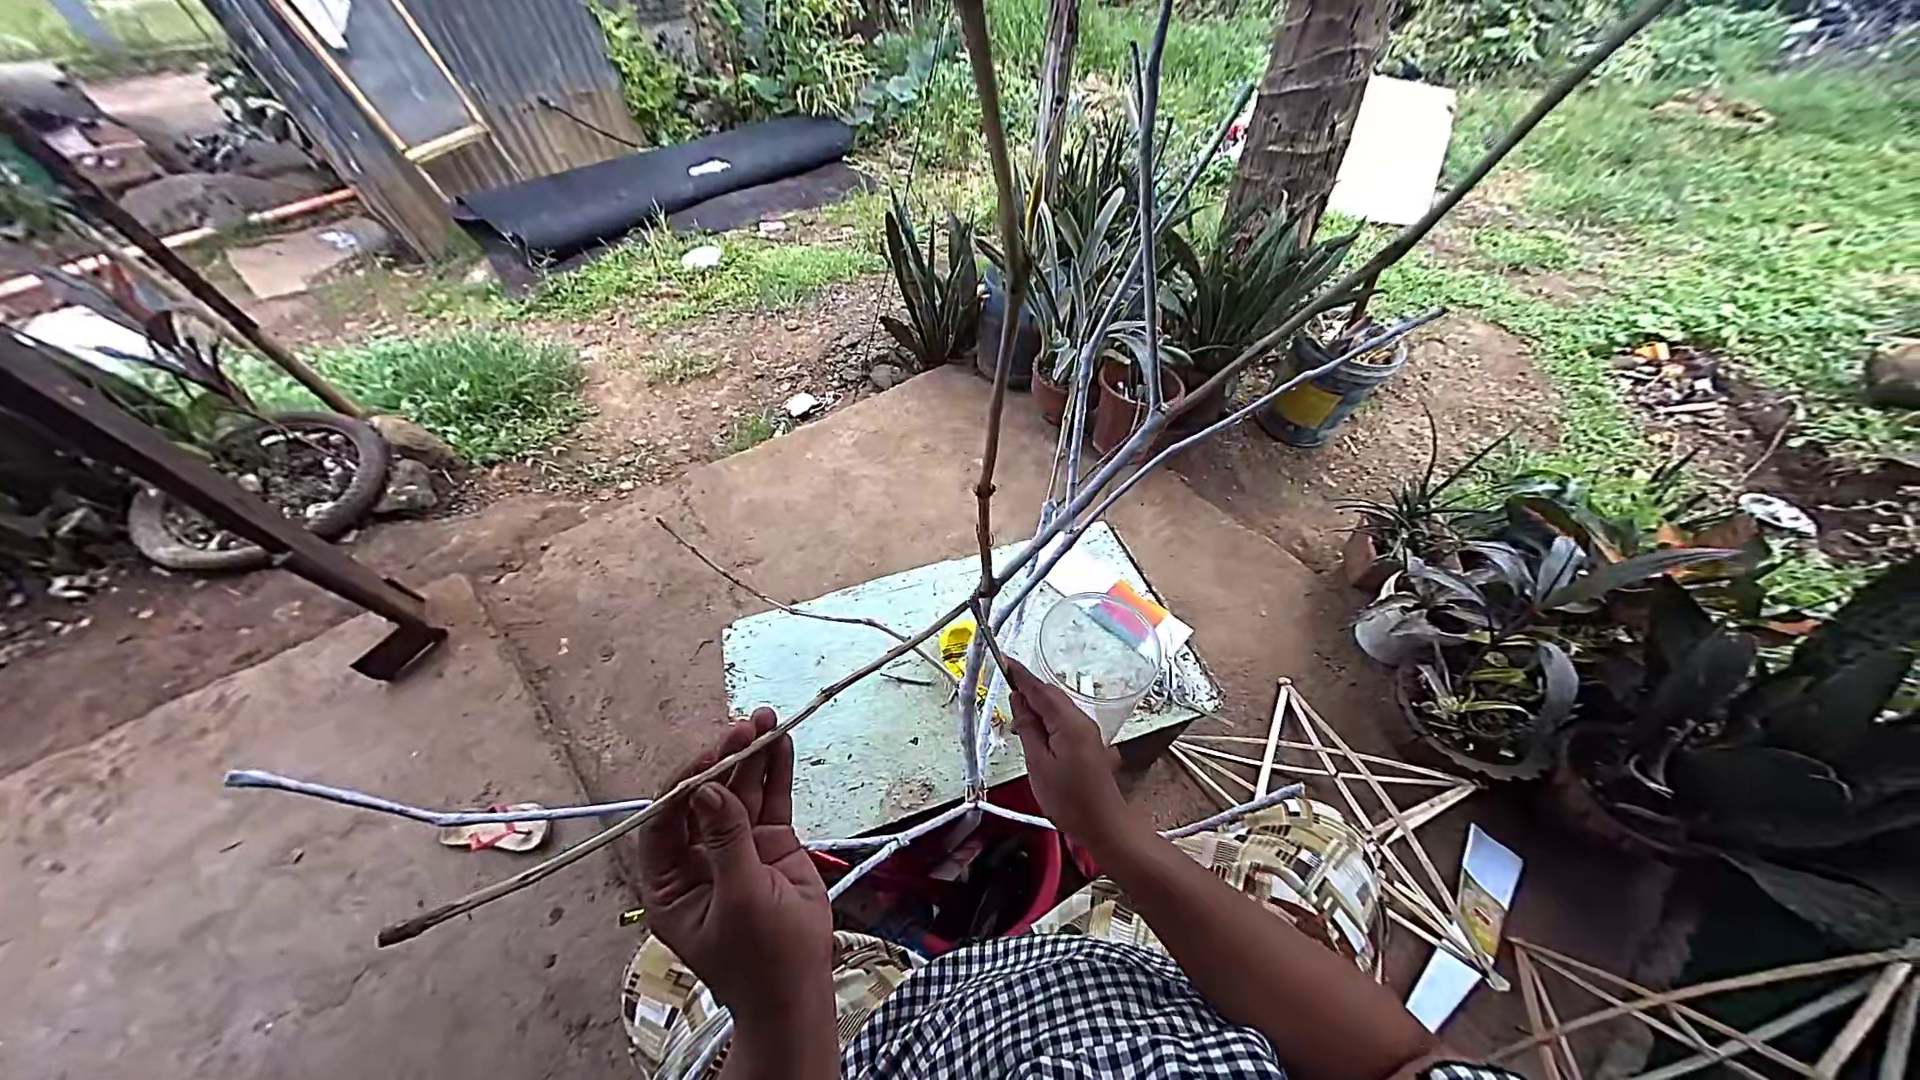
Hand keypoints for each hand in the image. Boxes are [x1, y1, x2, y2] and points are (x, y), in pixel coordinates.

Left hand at [635, 708, 832, 1025]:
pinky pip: (772, 797)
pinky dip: (778, 769)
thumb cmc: (760, 961)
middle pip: (709, 796)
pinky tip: (780, 741)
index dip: (683, 786)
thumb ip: (725, 843)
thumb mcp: (738, 902)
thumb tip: (707, 792)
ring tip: (765, 720)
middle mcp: (702, 854)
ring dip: (753, 755)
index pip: (666, 822)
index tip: (707, 758)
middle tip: (743, 729)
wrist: (802, 983)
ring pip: (743, 789)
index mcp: (673, 881)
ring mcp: (739, 843)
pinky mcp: (771, 839)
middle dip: (723, 759)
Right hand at [1006, 658, 1135, 853]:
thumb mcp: (1038, 764)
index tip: (1004, 660)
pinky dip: (1047, 719)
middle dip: (1027, 690)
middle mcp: (1082, 721)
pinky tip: (1036, 732)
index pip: (1040, 690)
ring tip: (1016, 716)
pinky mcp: (1089, 744)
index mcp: (1069, 723)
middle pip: (1051, 695)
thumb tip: (1018, 701)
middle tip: (1004, 691)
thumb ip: (1027, 729)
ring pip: (1058, 708)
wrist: (1105, 826)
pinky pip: (1064, 721)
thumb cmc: (1069, 801)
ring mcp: (1088, 732)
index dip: (1020, 675)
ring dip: (1036, 706)